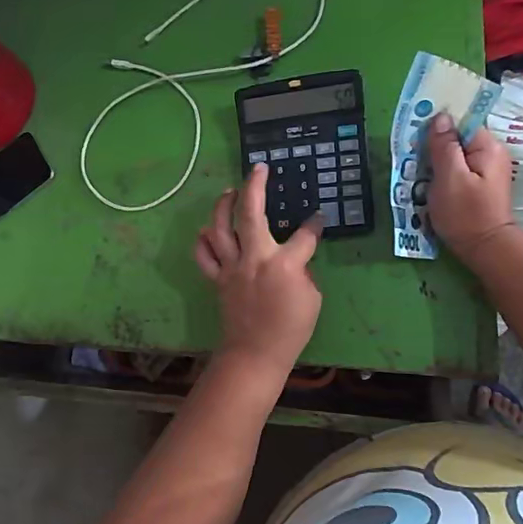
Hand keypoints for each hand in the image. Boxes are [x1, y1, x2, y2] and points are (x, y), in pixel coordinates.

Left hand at [193, 163, 322, 367]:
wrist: (255, 354)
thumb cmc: (290, 329)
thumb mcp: (311, 299)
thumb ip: (302, 272)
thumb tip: (294, 261)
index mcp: (284, 263)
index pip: (304, 235)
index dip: (314, 225)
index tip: (318, 218)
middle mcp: (255, 258)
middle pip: (251, 213)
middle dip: (255, 186)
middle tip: (259, 169)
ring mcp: (232, 267)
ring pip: (220, 227)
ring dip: (224, 205)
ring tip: (230, 192)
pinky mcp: (218, 279)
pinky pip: (204, 255)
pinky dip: (204, 240)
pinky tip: (208, 230)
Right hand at [426, 112, 516, 261]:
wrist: (485, 249)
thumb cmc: (466, 213)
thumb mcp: (449, 177)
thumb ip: (444, 145)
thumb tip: (440, 117)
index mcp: (487, 146)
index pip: (462, 121)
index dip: (439, 124)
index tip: (417, 133)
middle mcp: (491, 154)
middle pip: (458, 137)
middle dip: (436, 144)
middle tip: (414, 155)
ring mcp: (486, 170)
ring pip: (456, 154)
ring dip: (437, 160)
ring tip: (419, 171)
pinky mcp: (479, 185)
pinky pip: (458, 169)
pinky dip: (443, 173)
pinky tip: (431, 183)